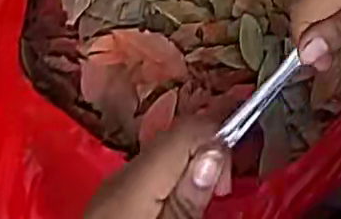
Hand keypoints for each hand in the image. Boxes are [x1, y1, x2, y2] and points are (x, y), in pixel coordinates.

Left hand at [84, 118, 231, 218]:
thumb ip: (187, 201)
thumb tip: (215, 149)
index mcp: (131, 185)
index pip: (187, 130)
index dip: (220, 135)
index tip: (235, 174)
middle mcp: (116, 182)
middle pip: (174, 142)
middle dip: (207, 152)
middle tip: (225, 190)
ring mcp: (107, 198)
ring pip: (162, 159)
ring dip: (190, 169)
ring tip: (208, 199)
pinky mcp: (105, 212)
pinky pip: (146, 181)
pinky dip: (170, 185)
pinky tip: (180, 208)